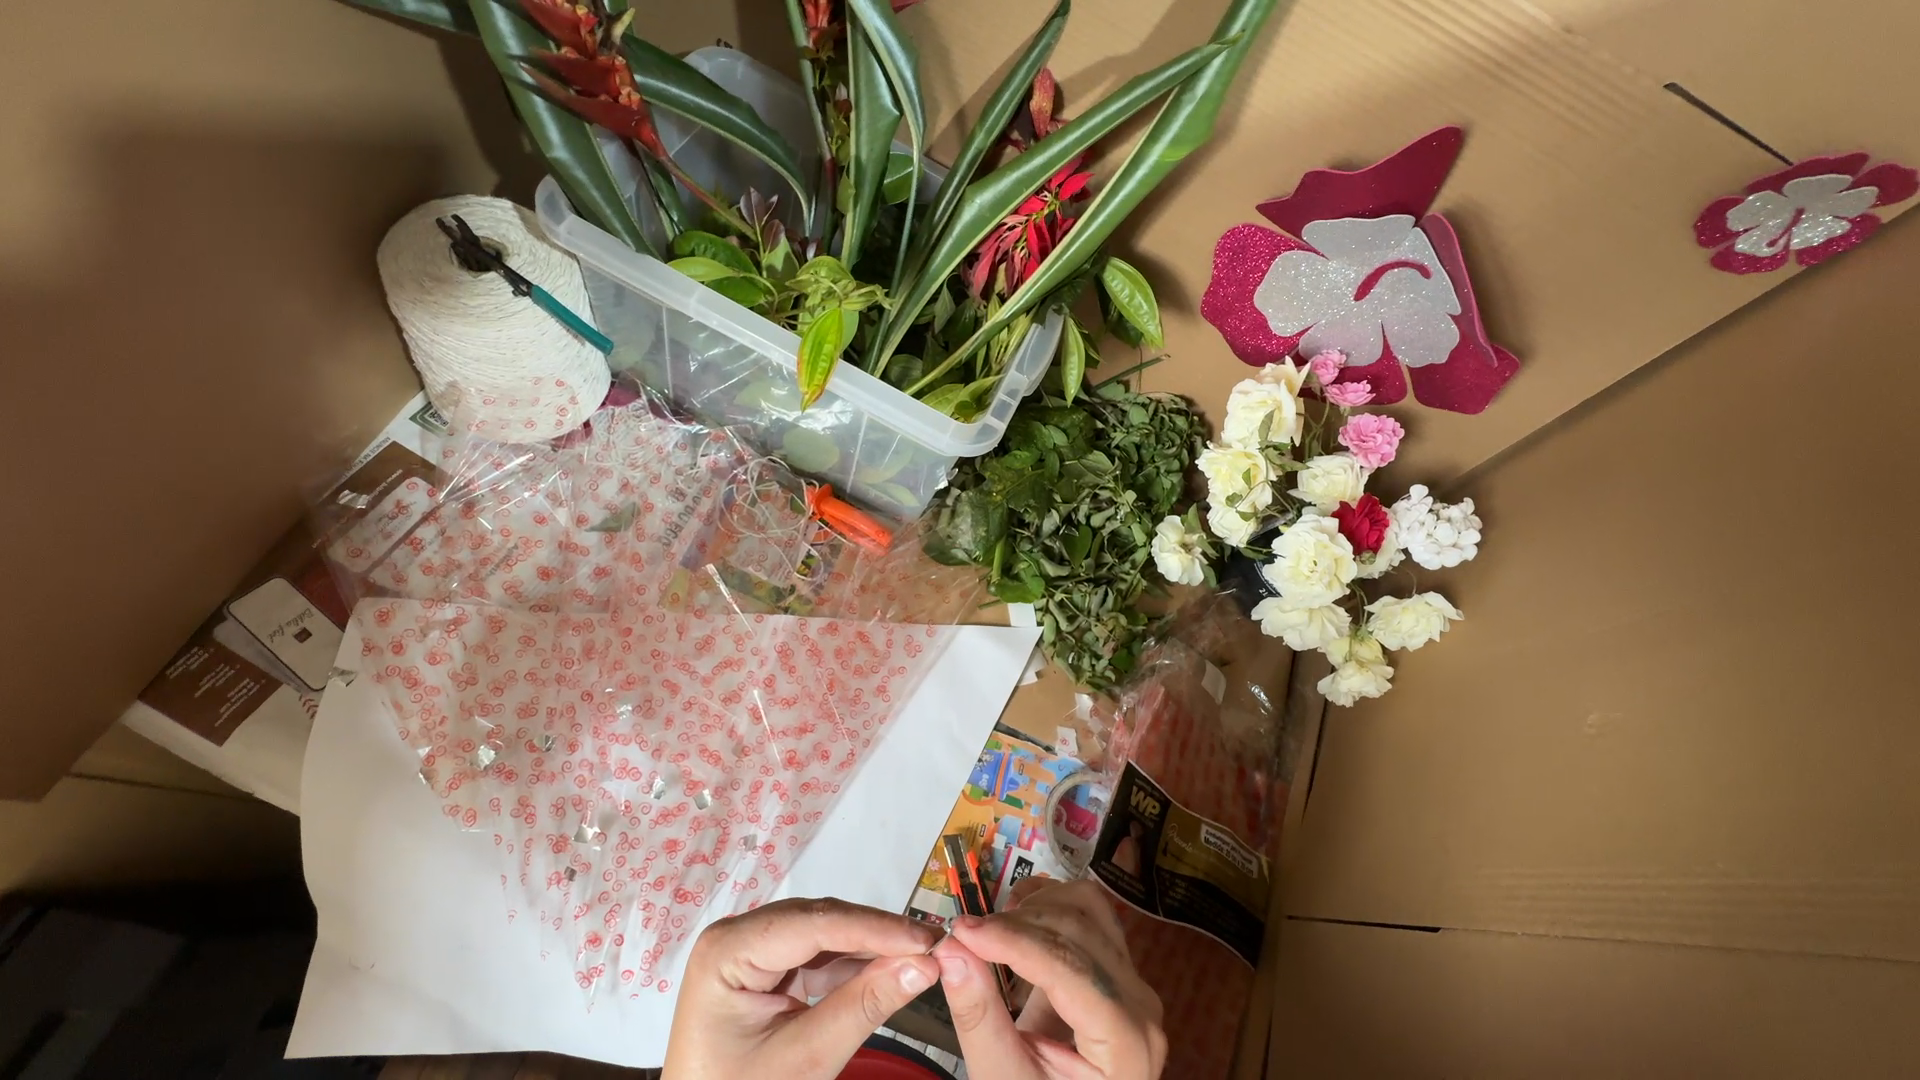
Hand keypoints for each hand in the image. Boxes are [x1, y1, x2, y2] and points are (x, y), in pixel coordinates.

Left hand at [662, 897, 942, 1079]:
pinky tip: (888, 969)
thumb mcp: (803, 1060)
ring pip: (824, 936)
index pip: (814, 923)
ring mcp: (750, 952)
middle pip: (820, 922)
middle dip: (876, 934)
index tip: (928, 938)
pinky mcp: (765, 973)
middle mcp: (737, 937)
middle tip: (933, 945)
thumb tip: (925, 965)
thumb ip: (864, 1006)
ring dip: (870, 948)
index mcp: (729, 949)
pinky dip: (853, 967)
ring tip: (920, 956)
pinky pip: (817, 958)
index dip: (875, 928)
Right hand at [933, 878, 1165, 1078]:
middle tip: (963, 934)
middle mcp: (1140, 1004)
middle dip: (1016, 923)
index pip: (1070, 970)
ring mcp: (1132, 980)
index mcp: (1127, 1045)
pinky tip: (1015, 918)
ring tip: (991, 931)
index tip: (962, 931)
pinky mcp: (1116, 964)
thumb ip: (979, 1018)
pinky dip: (1047, 900)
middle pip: (1080, 930)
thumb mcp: (1003, 1079)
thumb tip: (950, 950)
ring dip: (1033, 906)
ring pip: (1087, 907)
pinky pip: (1089, 909)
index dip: (1015, 942)